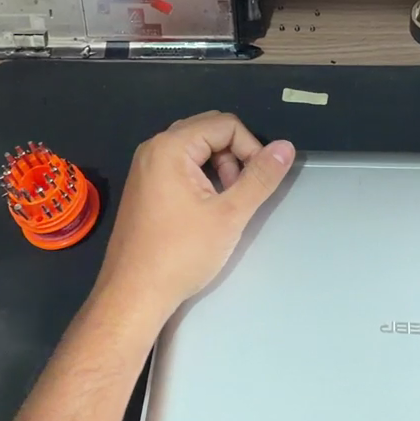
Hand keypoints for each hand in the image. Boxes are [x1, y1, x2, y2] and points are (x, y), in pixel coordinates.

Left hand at [92, 111, 295, 321]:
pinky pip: (181, 165)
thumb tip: (286, 147)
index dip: (250, 148)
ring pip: (197, 149)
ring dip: (220, 168)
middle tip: (240, 192)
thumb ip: (260, 178)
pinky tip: (206, 209)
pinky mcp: (145, 187)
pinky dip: (202, 177)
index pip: (225, 124)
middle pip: (209, 130)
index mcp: (170, 147)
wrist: (133, 296)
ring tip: (225, 204)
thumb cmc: (180, 254)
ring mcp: (146, 167)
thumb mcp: (229, 215)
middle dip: (235, 156)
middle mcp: (154, 148)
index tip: (258, 182)